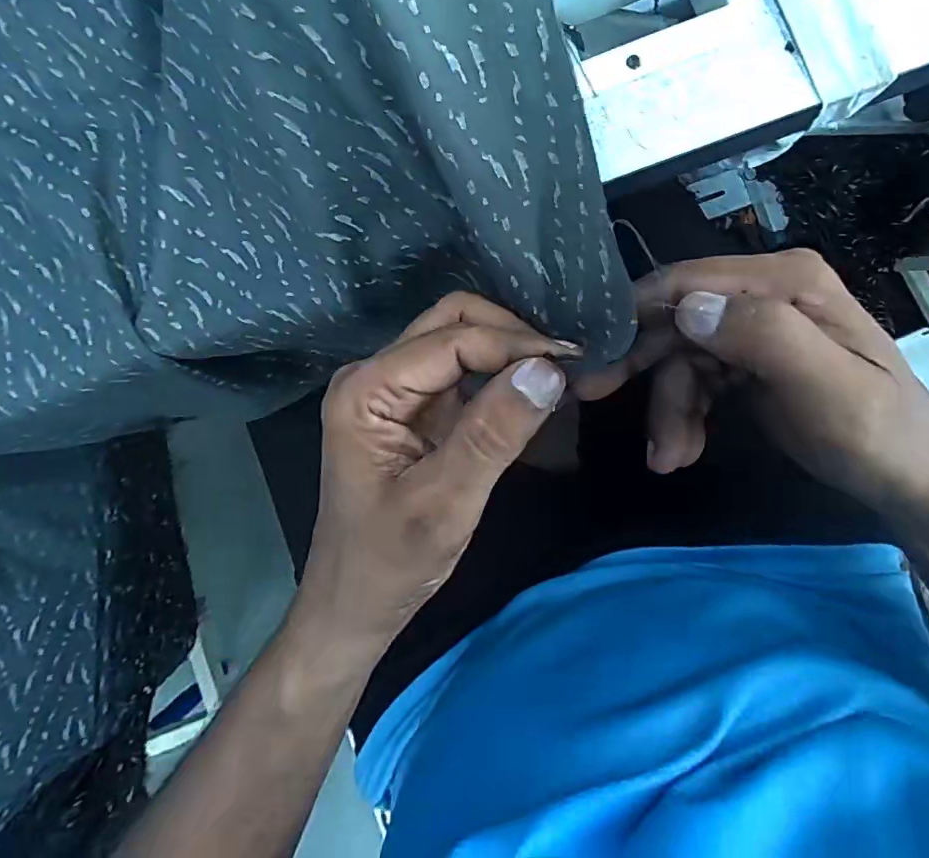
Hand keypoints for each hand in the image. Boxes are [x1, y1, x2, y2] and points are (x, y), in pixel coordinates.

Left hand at [298, 293, 576, 654]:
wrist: (355, 606)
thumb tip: (549, 371)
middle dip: (513, 335)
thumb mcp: (446, 502)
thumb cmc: (391, 562)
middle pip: (455, 321)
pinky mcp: (417, 407)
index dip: (517, 346)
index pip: (455, 340)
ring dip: (512, 348)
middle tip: (564, 367)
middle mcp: (376, 375)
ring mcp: (396, 390)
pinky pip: (466, 368)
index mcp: (367, 390)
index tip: (572, 365)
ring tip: (558, 374)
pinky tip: (535, 390)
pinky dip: (504, 370)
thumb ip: (494, 433)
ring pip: (462, 337)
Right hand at [576, 250, 928, 518]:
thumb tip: (688, 306)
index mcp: (789, 282)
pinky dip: (686, 412)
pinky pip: (703, 378)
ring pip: (686, 354)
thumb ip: (763, 337)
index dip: (638, 313)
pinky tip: (681, 450)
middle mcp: (771, 293)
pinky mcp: (757, 361)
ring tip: (667, 459)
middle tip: (596, 399)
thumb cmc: (876, 432)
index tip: (593, 357)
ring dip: (668, 405)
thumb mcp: (827, 387)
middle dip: (645, 366)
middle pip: (683, 318)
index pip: (694, 280)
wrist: (910, 478)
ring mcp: (764, 327)